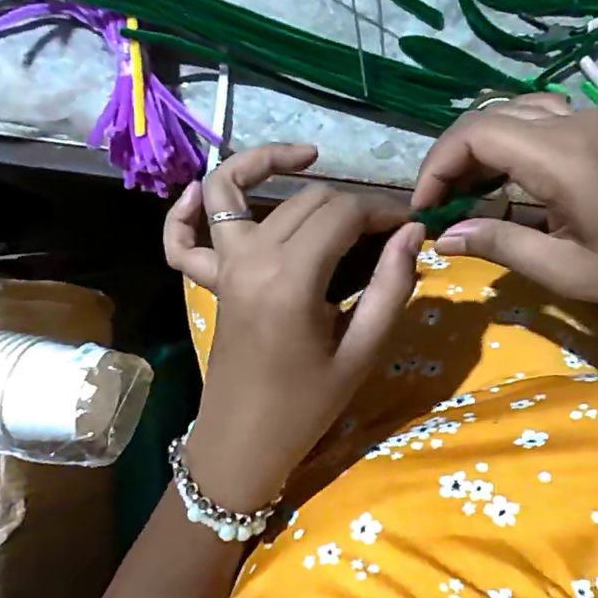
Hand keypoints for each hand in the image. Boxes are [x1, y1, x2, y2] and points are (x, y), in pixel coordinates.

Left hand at [165, 145, 422, 506]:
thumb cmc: (308, 405)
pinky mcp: (212, 280)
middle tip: (387, 224)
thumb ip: (391, 286)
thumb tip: (413, 233)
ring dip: (268, 164)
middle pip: (306, 200)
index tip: (411, 223)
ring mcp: (224, 267)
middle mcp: (251, 260)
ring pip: (240, 193)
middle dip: (353, 200)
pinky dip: (188, 209)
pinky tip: (206, 192)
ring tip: (309, 156)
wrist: (245, 441)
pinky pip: (185, 237)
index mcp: (291, 280)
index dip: (382, 210)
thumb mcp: (362, 351)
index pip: (343, 214)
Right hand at [412, 96, 597, 317]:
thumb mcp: (567, 271)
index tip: (424, 206)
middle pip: (490, 116)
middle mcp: (574, 121)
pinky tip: (507, 180)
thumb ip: (501, 246)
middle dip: (453, 156)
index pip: (476, 133)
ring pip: (514, 112)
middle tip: (439, 204)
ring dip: (482, 146)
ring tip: (465, 193)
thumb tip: (446, 237)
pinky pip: (542, 119)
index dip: (437, 164)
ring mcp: (593, 120)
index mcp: (563, 156)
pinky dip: (511, 143)